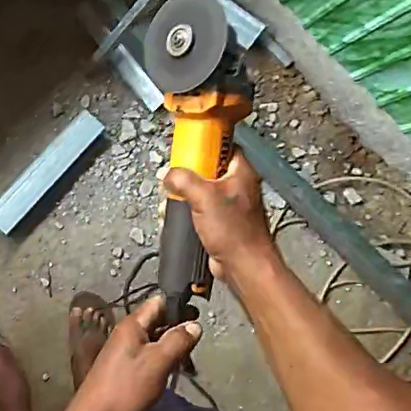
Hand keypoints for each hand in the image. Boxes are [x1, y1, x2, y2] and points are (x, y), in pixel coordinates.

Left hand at [66, 295, 201, 410]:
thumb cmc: (127, 386)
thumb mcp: (157, 362)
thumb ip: (177, 341)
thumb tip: (195, 325)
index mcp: (132, 324)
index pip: (158, 303)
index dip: (178, 306)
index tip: (198, 316)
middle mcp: (127, 332)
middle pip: (158, 321)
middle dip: (178, 329)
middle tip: (197, 342)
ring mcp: (125, 349)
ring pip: (154, 339)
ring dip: (172, 346)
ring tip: (189, 358)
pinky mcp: (125, 365)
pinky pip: (148, 353)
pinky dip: (162, 358)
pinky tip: (173, 369)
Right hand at [163, 151, 274, 278]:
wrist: (243, 264)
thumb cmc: (235, 231)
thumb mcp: (203, 197)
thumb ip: (183, 180)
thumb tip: (167, 174)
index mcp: (241, 171)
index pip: (222, 146)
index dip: (204, 146)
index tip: (186, 150)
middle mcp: (237, 185)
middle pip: (206, 169)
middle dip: (186, 177)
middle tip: (177, 182)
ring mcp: (229, 203)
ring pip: (200, 190)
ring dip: (184, 197)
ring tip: (176, 203)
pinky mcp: (221, 220)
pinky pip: (200, 208)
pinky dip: (188, 211)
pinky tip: (181, 218)